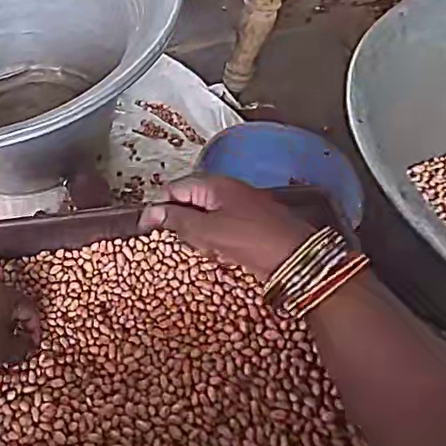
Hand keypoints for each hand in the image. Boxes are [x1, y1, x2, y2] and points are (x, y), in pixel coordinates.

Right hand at [138, 174, 318, 279]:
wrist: (298, 260)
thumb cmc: (253, 241)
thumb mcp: (208, 231)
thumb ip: (177, 220)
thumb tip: (152, 212)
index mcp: (214, 185)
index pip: (174, 189)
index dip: (158, 207)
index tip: (147, 228)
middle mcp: (226, 190)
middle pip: (188, 200)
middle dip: (176, 219)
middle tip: (168, 240)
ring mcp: (239, 206)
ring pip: (203, 215)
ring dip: (193, 231)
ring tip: (193, 248)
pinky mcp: (248, 224)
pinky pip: (219, 226)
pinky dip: (210, 237)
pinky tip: (212, 252)